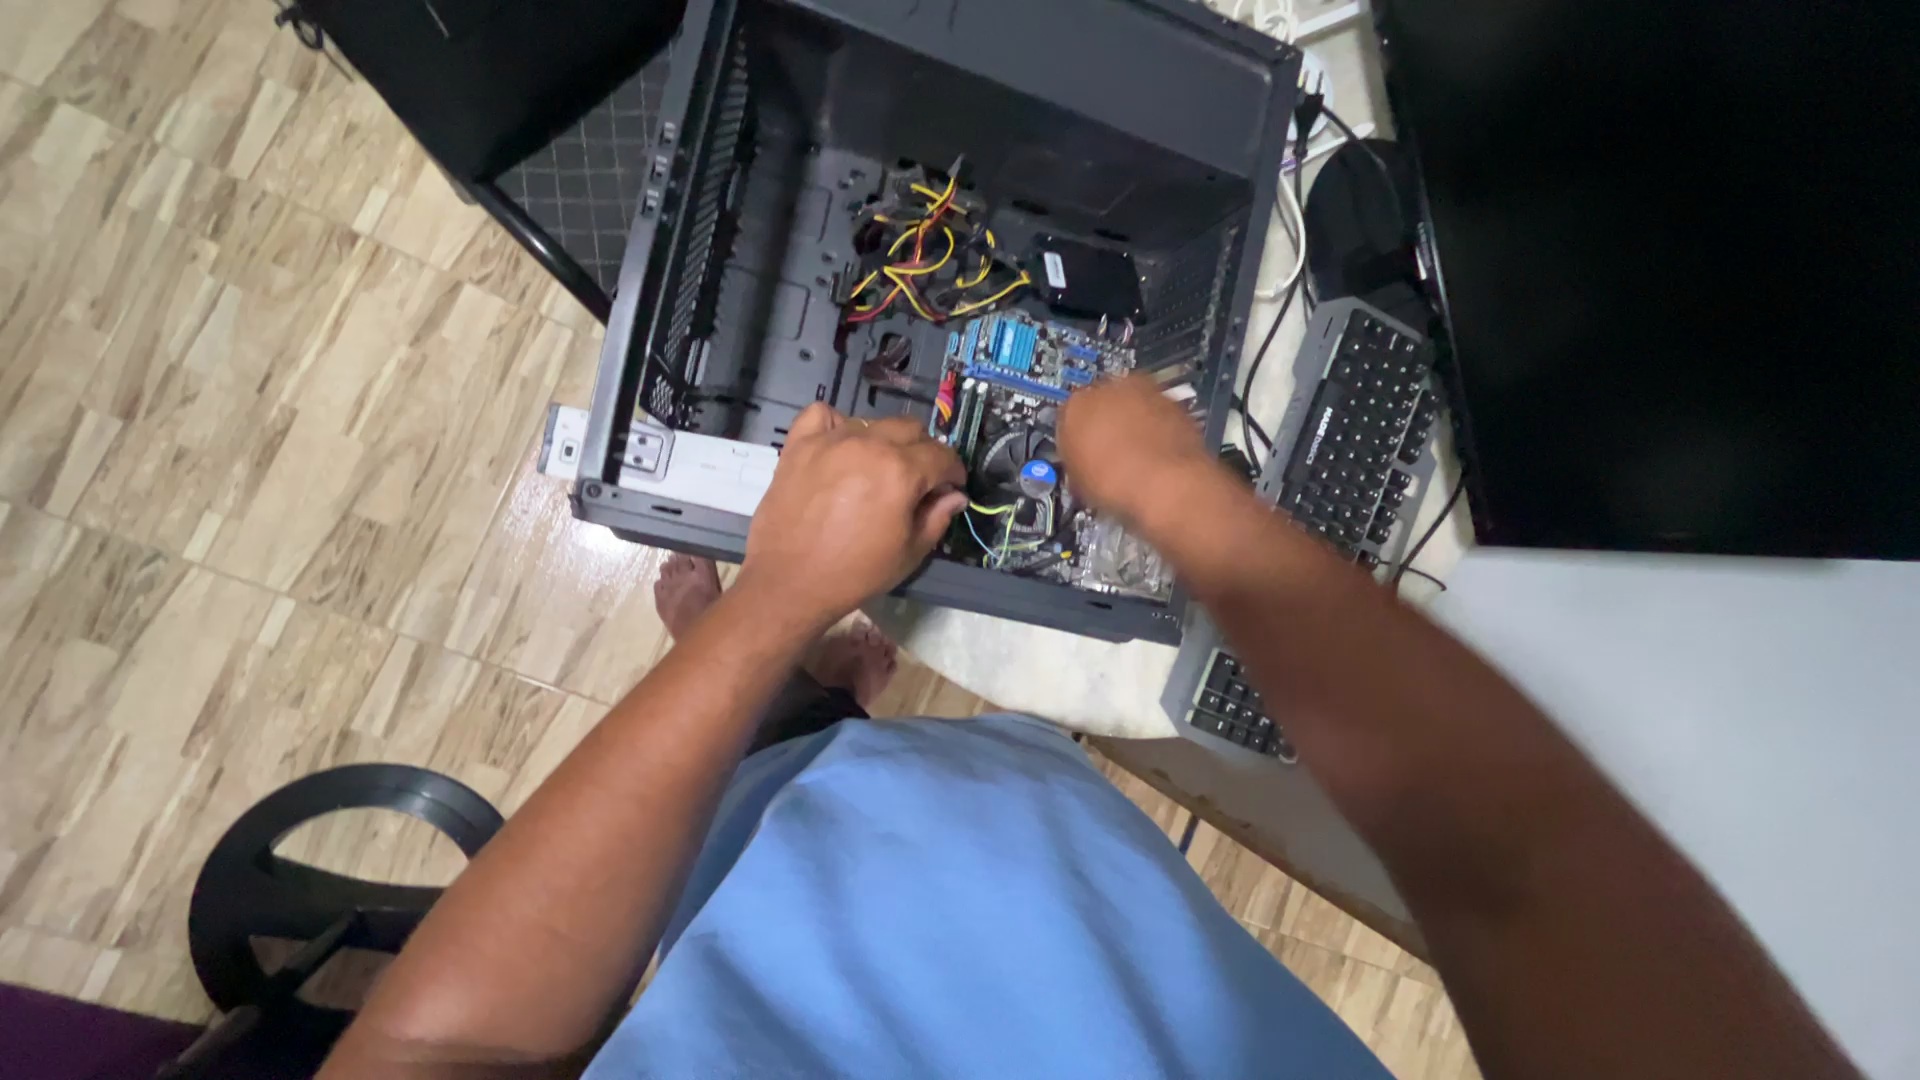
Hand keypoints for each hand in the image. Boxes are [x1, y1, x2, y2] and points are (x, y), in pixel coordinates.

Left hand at [739, 405, 967, 626]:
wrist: (791, 582)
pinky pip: (823, 415)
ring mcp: (831, 440)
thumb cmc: (856, 573)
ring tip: (875, 470)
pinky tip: (839, 446)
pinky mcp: (800, 444)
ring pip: (872, 422)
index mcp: (901, 471)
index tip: (950, 487)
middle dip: (923, 452)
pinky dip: (836, 424)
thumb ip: (938, 516)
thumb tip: (955, 494)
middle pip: (911, 429)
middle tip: (916, 481)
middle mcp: (869, 445)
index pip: (942, 455)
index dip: (953, 472)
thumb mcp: (910, 552)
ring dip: (883, 441)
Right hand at [1057, 375, 1220, 524]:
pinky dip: (1158, 428)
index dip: (1075, 435)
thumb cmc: (1117, 484)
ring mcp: (1145, 392)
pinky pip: (1159, 414)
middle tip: (1108, 450)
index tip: (1081, 450)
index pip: (1069, 414)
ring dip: (1134, 422)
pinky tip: (1157, 453)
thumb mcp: (1078, 482)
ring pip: (1133, 404)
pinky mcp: (1174, 403)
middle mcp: (1109, 389)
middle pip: (1103, 402)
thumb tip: (1081, 464)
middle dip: (1105, 422)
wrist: (1165, 485)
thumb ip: (1076, 460)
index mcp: (1076, 405)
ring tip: (1136, 455)